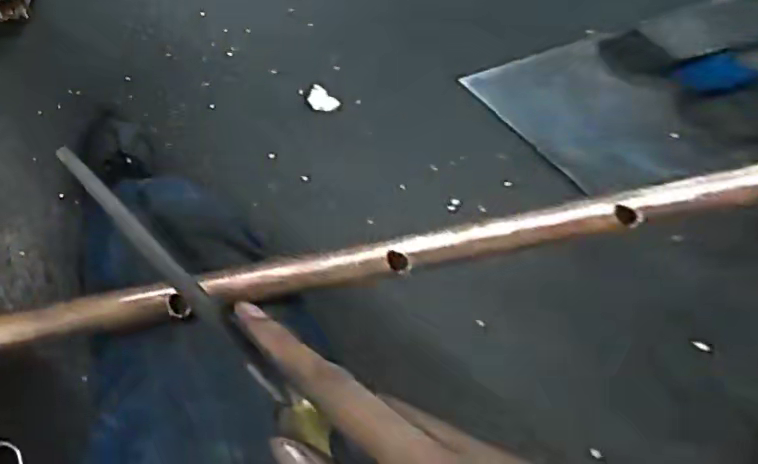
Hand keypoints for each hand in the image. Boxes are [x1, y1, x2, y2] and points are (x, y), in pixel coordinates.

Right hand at [236, 303, 528, 463]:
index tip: (246, 308)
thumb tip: (280, 438)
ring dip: (378, 430)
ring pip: (416, 424)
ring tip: (352, 442)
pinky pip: (446, 445)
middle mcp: (458, 445)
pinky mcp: (511, 461)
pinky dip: (416, 448)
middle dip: (333, 396)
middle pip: (378, 401)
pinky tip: (407, 458)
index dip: (287, 348)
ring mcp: (493, 453)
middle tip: (297, 402)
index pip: (338, 388)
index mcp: (422, 458)